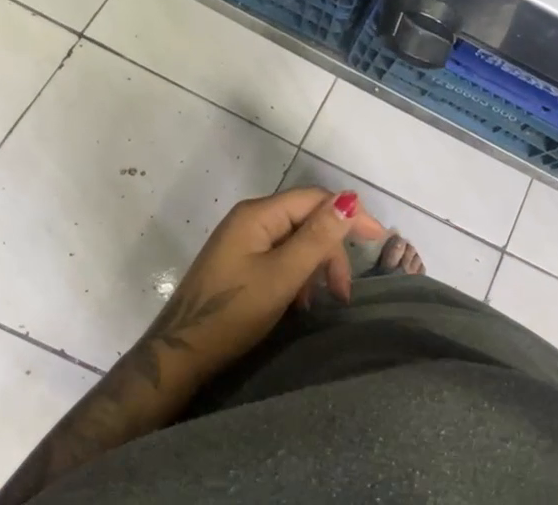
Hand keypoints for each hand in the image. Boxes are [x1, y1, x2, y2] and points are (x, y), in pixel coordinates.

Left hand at [153, 188, 385, 388]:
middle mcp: (250, 219)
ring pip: (296, 241)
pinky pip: (281, 257)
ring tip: (321, 301)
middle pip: (306, 220)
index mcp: (258, 214)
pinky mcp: (239, 263)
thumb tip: (350, 199)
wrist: (178, 358)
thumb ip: (318, 237)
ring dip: (315, 267)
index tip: (379, 239)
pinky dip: (297, 276)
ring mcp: (242, 241)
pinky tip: (299, 303)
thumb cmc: (232, 314)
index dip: (350, 214)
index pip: (316, 199)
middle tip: (343, 291)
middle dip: (331, 251)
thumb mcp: (282, 276)